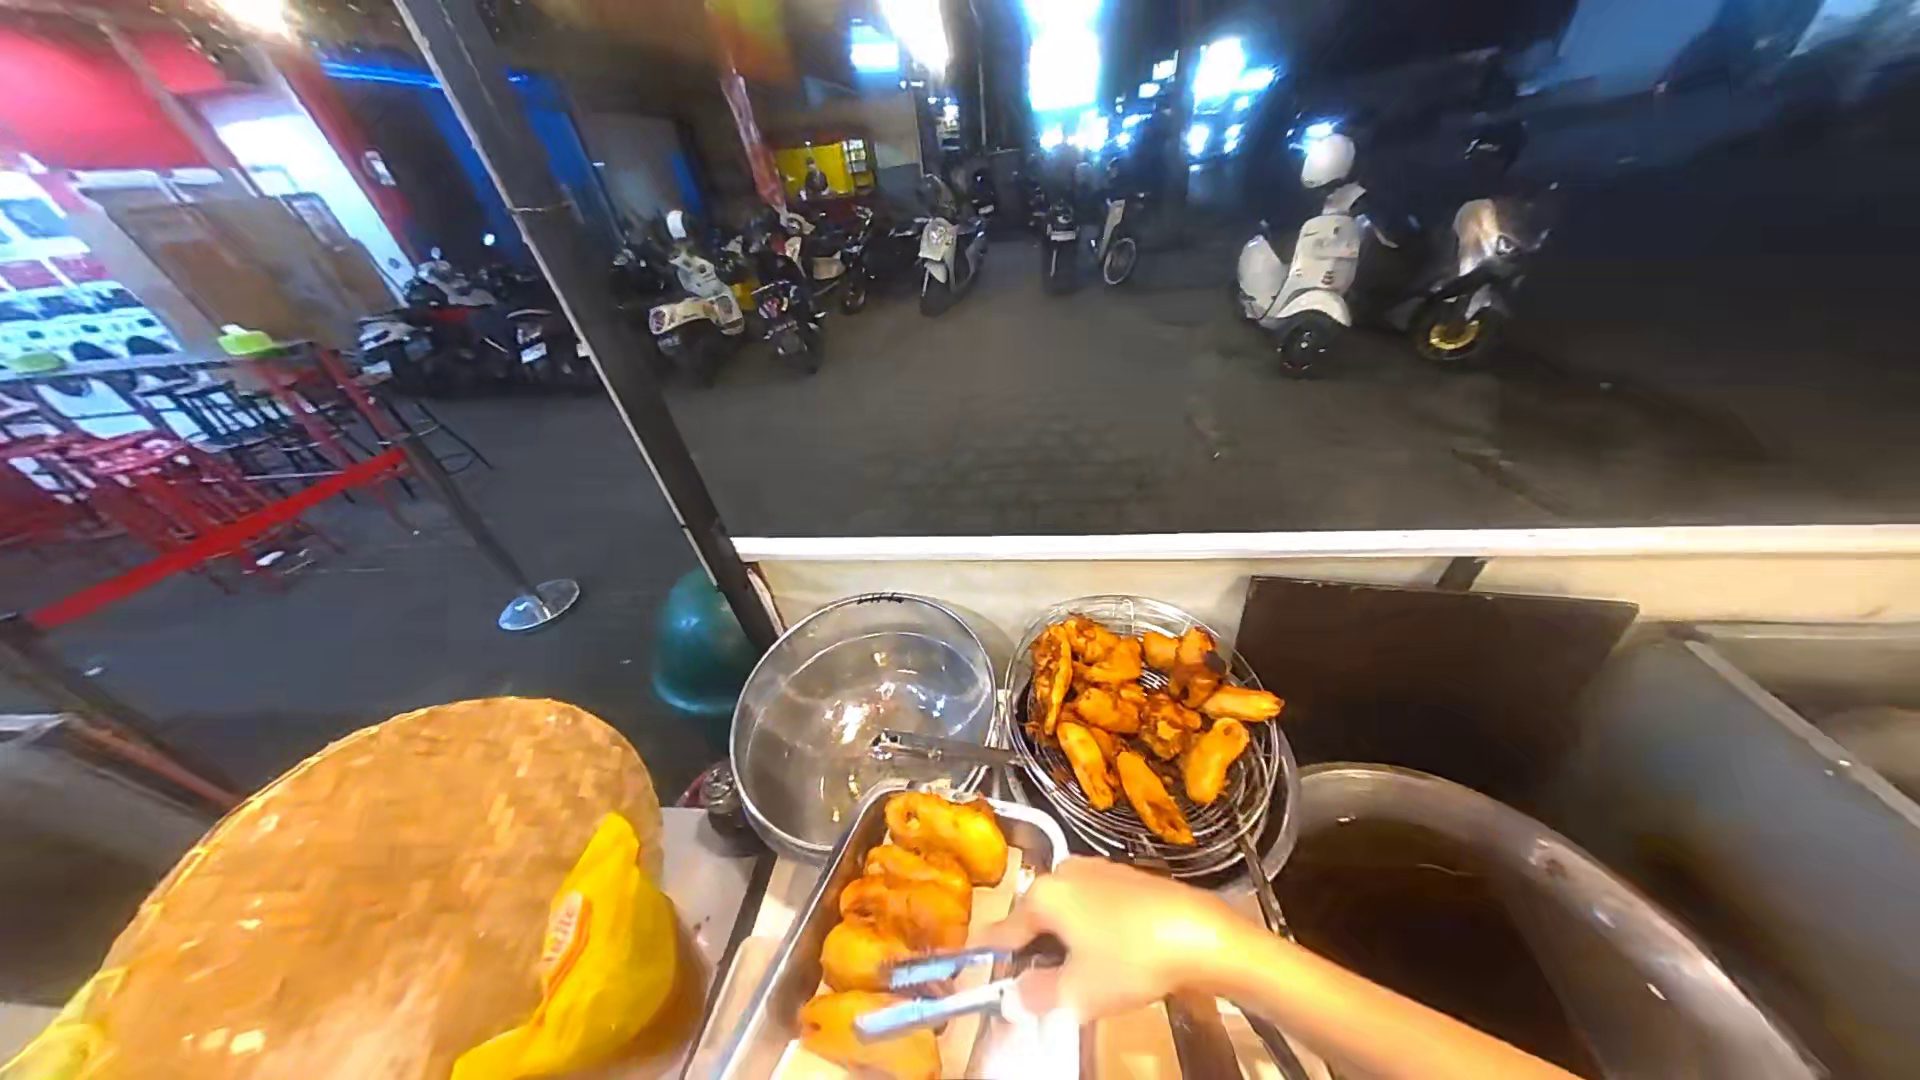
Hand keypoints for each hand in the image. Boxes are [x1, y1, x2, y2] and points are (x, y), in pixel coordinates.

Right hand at [980, 856, 1249, 1020]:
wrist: (1196, 931)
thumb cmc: (1129, 959)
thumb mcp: (1079, 992)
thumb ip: (1037, 995)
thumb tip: (1011, 998)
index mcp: (1044, 894)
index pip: (1003, 929)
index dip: (988, 954)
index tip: (973, 968)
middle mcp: (1062, 871)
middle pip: (1034, 916)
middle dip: (1033, 950)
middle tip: (1040, 985)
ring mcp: (1094, 868)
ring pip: (1064, 909)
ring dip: (1063, 939)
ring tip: (1079, 973)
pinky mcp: (1122, 875)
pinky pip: (1090, 903)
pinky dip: (1089, 927)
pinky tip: (1110, 952)